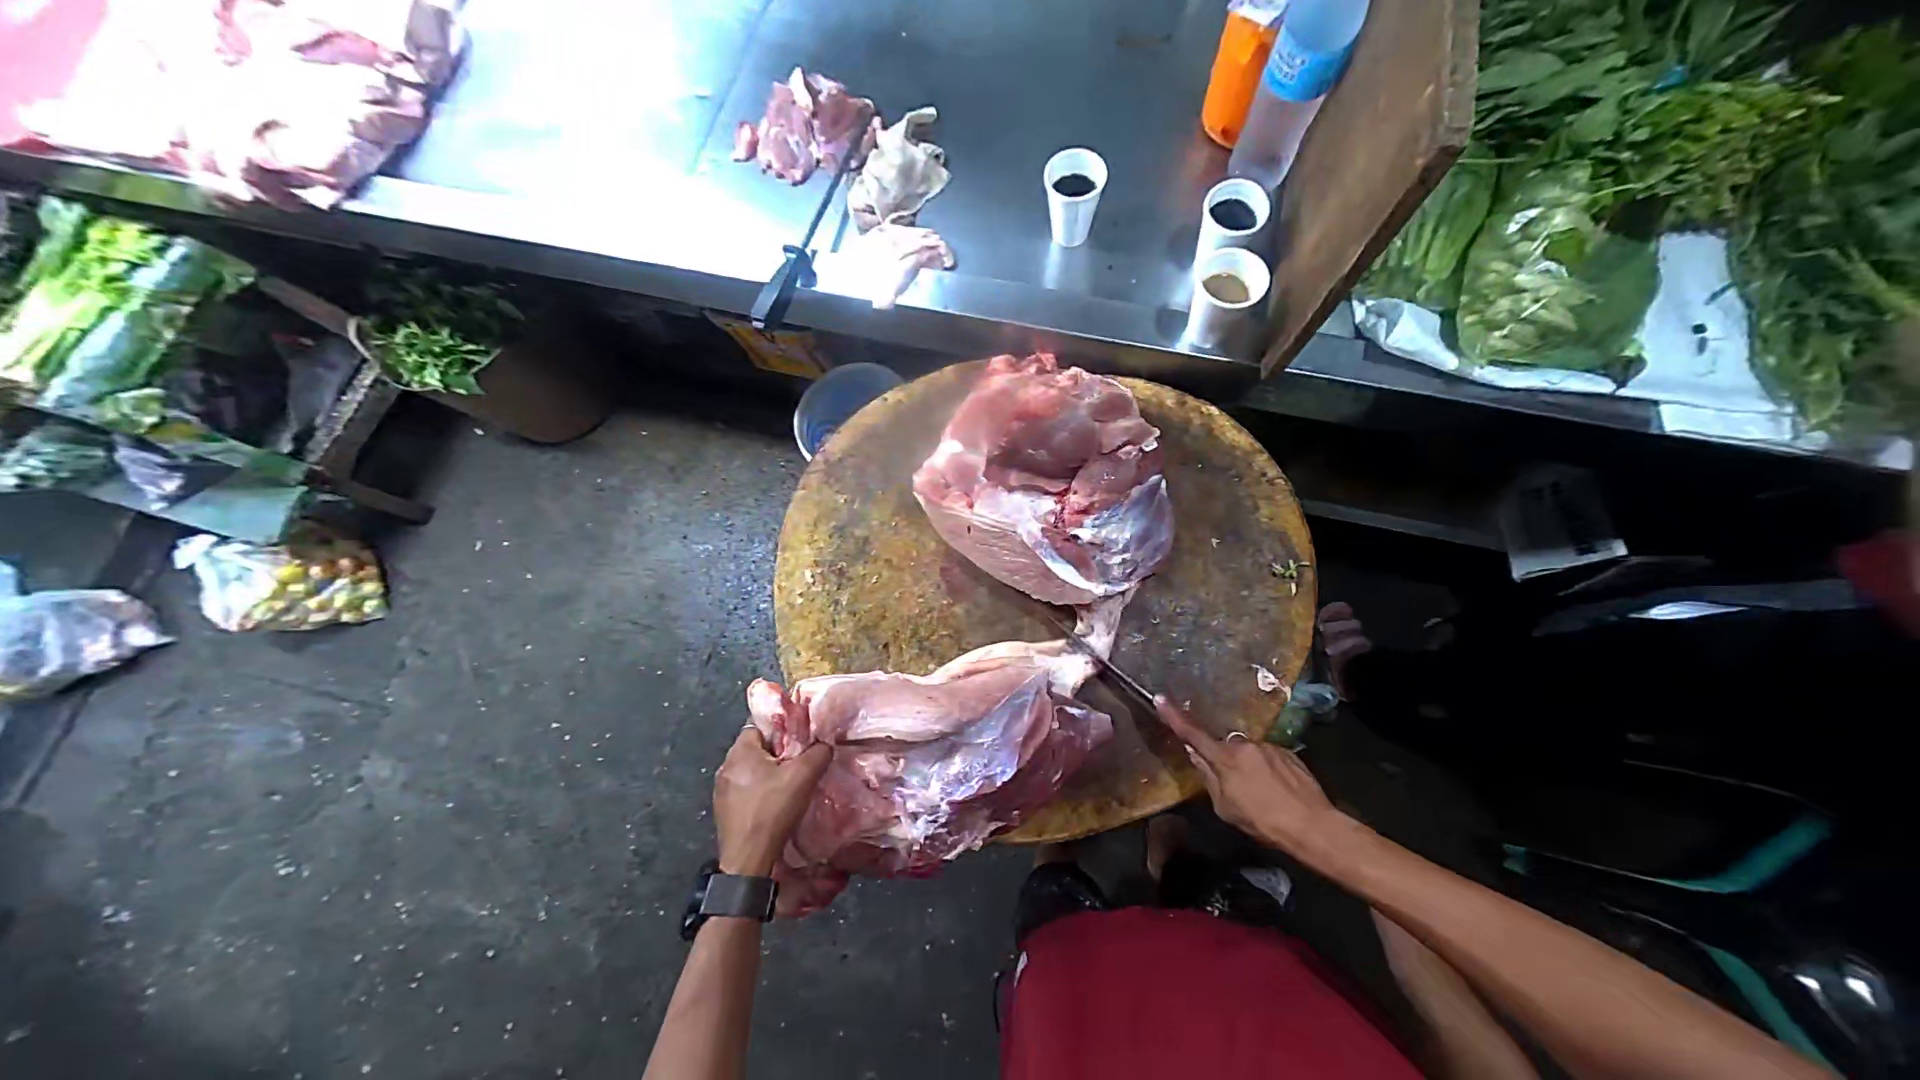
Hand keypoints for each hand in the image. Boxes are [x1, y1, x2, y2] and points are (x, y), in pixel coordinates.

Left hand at [713, 727, 831, 877]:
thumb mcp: (803, 776)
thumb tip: (824, 744)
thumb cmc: (773, 809)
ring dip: (768, 773)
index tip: (799, 738)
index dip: (781, 728)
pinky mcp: (724, 810)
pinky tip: (774, 803)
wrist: (748, 859)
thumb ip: (818, 752)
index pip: (759, 725)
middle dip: (777, 752)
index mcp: (740, 752)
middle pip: (756, 748)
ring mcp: (722, 790)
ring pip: (751, 770)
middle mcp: (725, 767)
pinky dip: (760, 791)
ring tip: (790, 783)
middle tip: (799, 760)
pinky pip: (745, 790)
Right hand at [1155, 696, 1349, 863]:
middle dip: (1225, 760)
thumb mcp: (1225, 807)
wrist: (1313, 826)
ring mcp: (1269, 746)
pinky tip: (1278, 790)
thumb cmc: (1263, 821)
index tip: (1159, 698)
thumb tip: (1195, 754)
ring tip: (1263, 794)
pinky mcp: (1289, 753)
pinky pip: (1268, 756)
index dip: (1173, 717)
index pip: (1193, 734)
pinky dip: (1267, 769)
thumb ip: (1208, 778)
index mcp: (1225, 758)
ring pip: (1248, 752)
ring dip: (1249, 766)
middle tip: (1236, 787)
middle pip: (1225, 746)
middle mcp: (1245, 744)